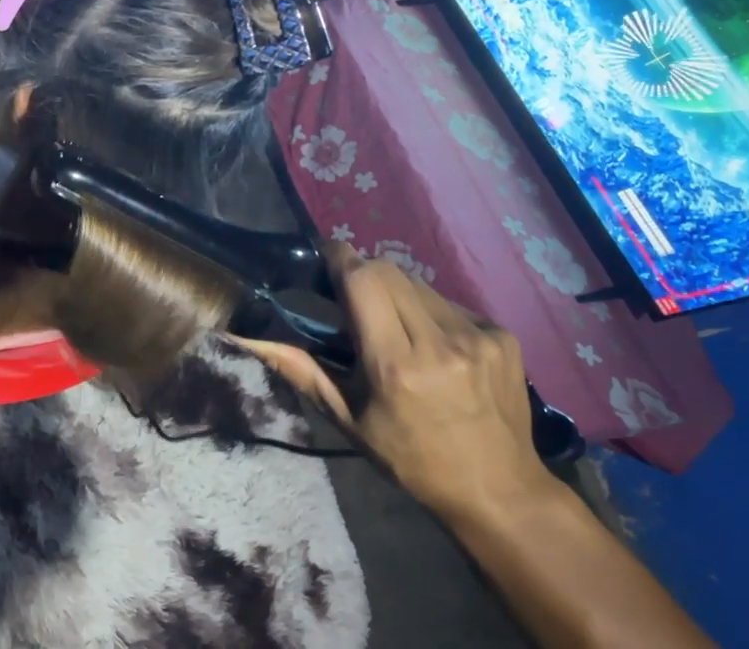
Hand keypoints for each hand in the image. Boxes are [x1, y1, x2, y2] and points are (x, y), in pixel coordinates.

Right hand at [233, 244, 555, 522]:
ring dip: (394, 292)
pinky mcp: (503, 336)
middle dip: (362, 273)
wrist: (501, 491)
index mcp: (397, 364)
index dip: (340, 260)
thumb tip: (246, 337)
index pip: (364, 281)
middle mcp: (441, 341)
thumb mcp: (347, 419)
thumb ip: (300, 369)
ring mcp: (479, 336)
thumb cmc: (411, 459)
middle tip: (347, 296)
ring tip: (390, 325)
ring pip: (419, 283)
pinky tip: (430, 343)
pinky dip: (428, 311)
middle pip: (389, 271)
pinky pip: (449, 303)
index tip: (322, 258)